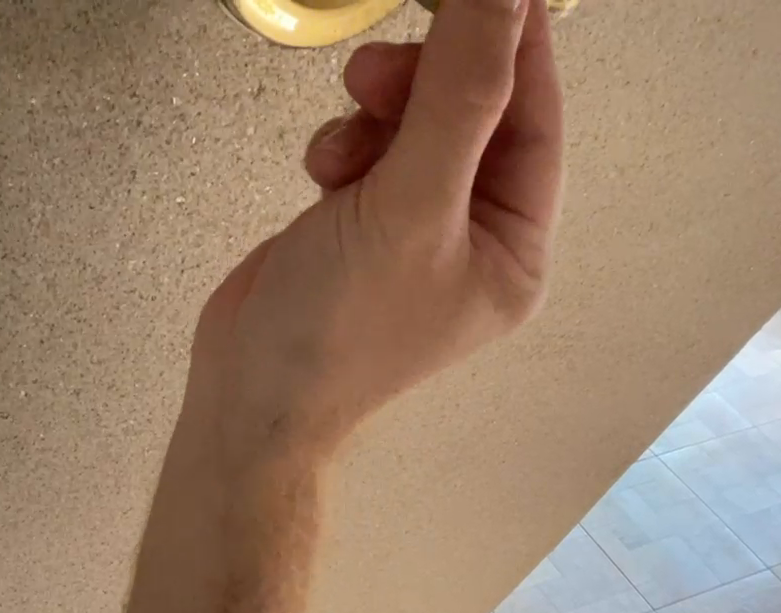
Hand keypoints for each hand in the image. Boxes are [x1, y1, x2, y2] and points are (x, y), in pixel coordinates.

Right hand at [185, 0, 562, 458]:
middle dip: (423, 87)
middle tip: (375, 68)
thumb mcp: (408, 207)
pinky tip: (320, 175)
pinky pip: (366, 161)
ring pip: (410, 134)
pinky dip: (343, 152)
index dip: (512, 47)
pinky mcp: (352, 234)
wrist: (247, 396)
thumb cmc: (339, 323)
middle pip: (469, 122)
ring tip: (337, 148)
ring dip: (374, 121)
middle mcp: (468, 241)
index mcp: (511, 251)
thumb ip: (459, 95)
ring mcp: (406, 237)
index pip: (533, 124)